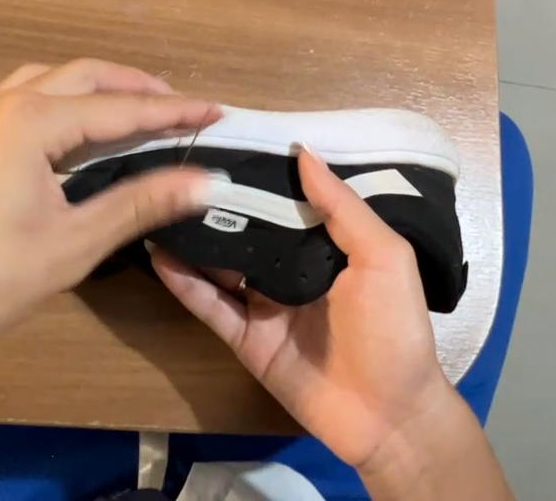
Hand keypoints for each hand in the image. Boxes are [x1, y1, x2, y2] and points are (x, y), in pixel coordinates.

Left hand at [0, 60, 220, 500]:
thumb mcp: (72, 245)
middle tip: (181, 106)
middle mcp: (0, 102)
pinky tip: (39, 118)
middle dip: (137, 86)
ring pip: (43, 79)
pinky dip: (39, 97)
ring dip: (91, 86)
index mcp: (33, 121)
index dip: (176, 109)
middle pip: (85, 75)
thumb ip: (142, 202)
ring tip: (126, 106)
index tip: (220, 111)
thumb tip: (208, 179)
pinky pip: (0, 97)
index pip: (123, 107)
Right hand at [152, 149, 491, 490]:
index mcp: (330, 243)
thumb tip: (304, 153)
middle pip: (252, 228)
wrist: (388, 415)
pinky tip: (161, 255)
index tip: (232, 140)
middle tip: (183, 165)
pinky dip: (185, 284)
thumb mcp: (383, 256)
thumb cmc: (394, 327)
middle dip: (223, 200)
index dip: (266, 173)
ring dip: (197, 237)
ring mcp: (267, 303)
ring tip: (160, 202)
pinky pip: (212, 306)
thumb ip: (343, 206)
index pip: (291, 198)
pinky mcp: (247, 338)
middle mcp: (295, 267)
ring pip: (224, 263)